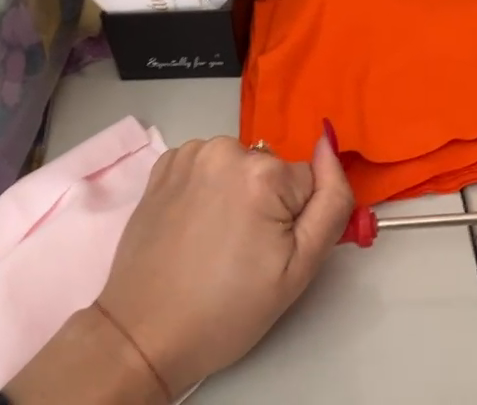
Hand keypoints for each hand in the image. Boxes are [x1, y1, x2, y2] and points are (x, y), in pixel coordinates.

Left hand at [95, 131, 353, 394]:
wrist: (144, 334)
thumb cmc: (225, 310)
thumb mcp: (300, 268)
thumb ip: (331, 200)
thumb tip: (329, 143)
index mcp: (263, 172)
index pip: (307, 182)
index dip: (294, 220)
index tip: (267, 251)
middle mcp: (225, 149)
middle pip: (272, 170)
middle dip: (265, 204)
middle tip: (241, 251)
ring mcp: (190, 153)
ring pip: (240, 166)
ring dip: (235, 194)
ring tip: (214, 241)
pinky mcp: (164, 164)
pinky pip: (207, 166)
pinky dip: (206, 188)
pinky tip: (194, 226)